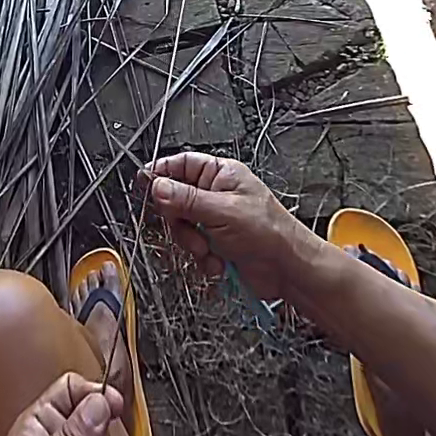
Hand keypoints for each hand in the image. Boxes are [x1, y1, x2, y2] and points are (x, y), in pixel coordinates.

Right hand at [142, 151, 313, 300]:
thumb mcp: (223, 211)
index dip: (161, 173)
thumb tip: (157, 186)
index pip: (181, 164)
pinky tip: (218, 261)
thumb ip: (186, 199)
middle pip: (175, 198)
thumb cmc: (270, 232)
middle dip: (179, 220)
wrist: (290, 270)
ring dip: (191, 243)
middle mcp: (215, 193)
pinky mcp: (215, 242)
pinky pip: (192, 247)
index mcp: (220, 174)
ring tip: (208, 248)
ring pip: (181, 226)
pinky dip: (202, 258)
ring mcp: (214, 219)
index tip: (144, 183)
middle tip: (189, 228)